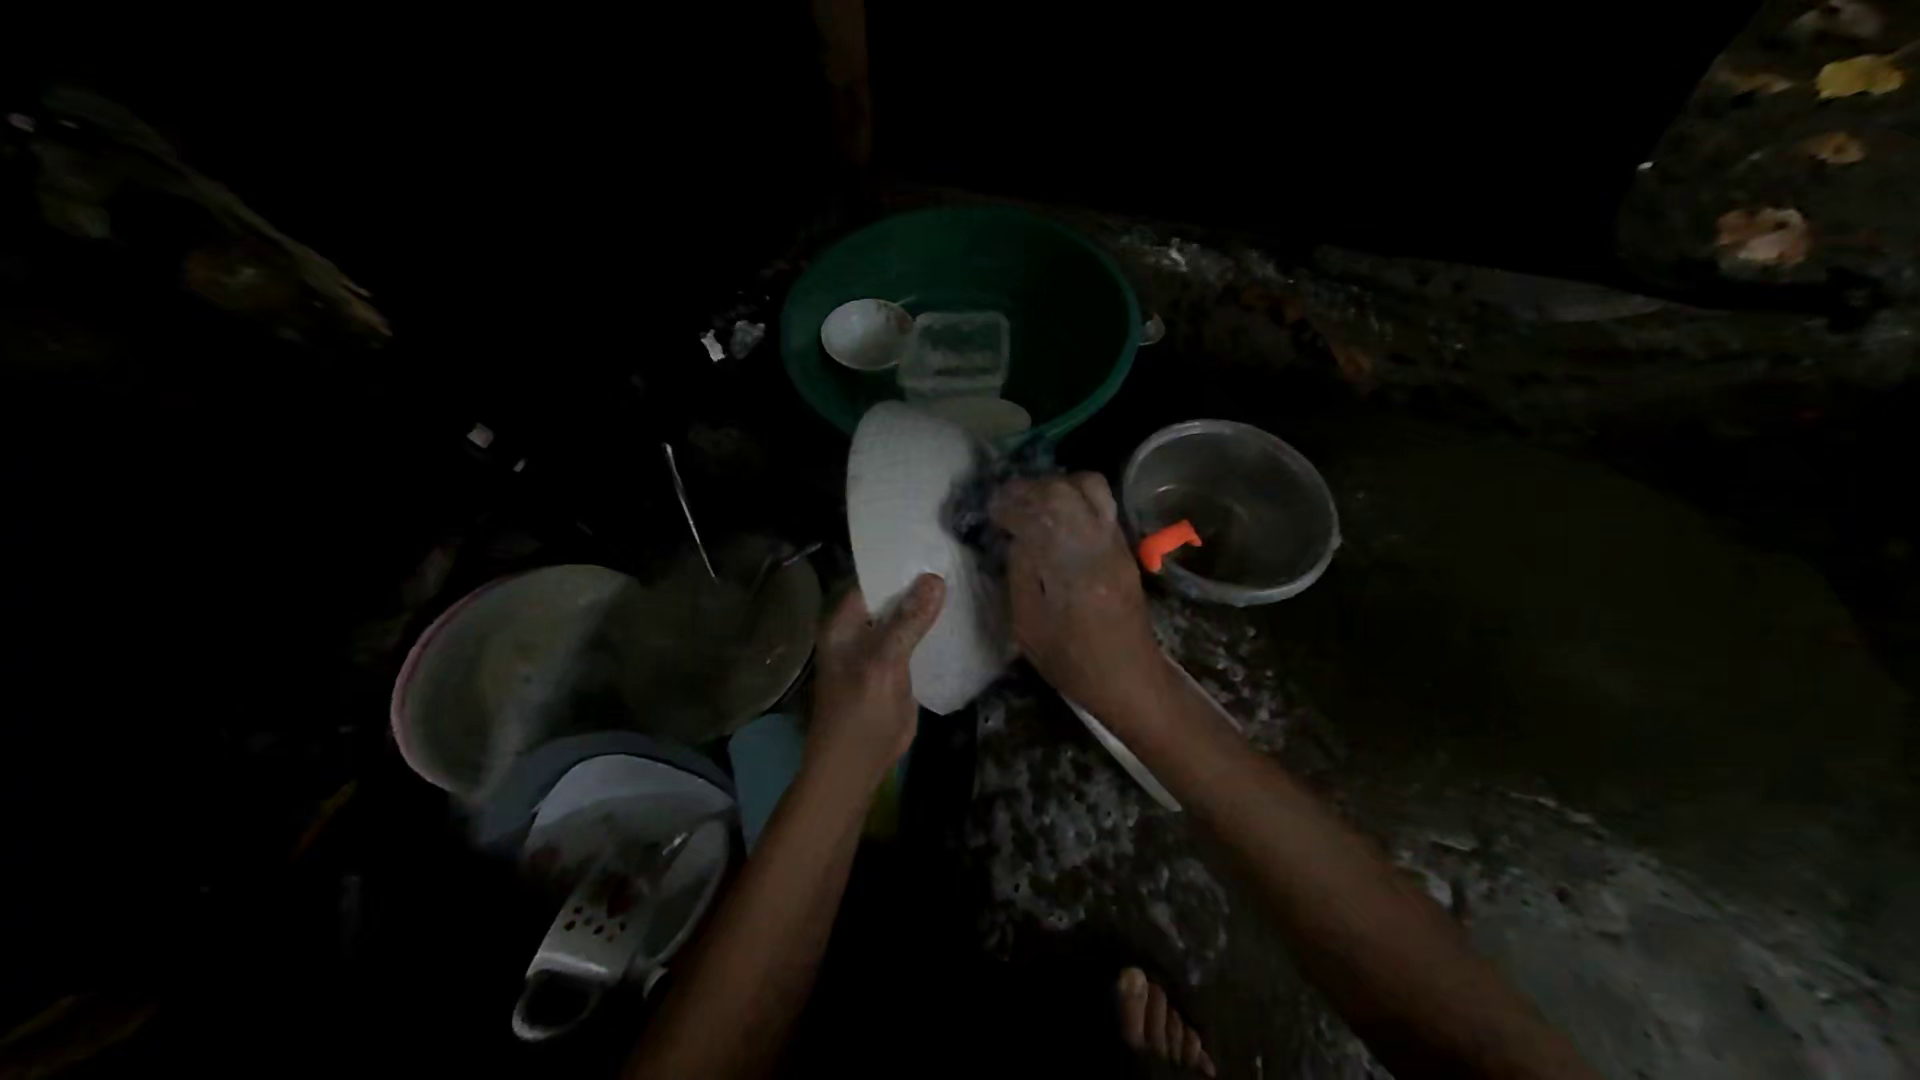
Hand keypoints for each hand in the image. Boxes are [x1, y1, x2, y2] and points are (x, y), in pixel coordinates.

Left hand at [806, 573, 946, 788]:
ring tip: (965, 582)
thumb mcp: (883, 661)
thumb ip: (908, 621)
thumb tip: (934, 579)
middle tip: (958, 562)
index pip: (873, 581)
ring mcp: (880, 651)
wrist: (856, 764)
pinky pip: (917, 643)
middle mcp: (860, 631)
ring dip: (930, 609)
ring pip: (907, 621)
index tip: (933, 549)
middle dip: (921, 586)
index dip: (900, 566)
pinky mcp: (897, 669)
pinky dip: (934, 633)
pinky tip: (961, 620)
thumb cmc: (860, 711)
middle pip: (893, 599)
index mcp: (845, 623)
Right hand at [990, 474, 1166, 715]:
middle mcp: (1098, 546)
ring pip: (1090, 488)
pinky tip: (1056, 514)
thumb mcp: (1029, 627)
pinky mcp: (1124, 547)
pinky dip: (1074, 496)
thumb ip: (1020, 575)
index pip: (1038, 515)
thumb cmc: (1073, 661)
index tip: (992, 509)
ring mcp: (1116, 543)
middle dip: (1031, 488)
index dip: (1010, 506)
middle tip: (1008, 498)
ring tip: (1033, 501)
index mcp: (1071, 569)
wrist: (1129, 677)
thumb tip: (1018, 538)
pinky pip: (1101, 504)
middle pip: (1065, 491)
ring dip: (1056, 486)